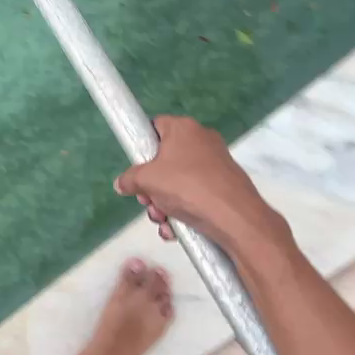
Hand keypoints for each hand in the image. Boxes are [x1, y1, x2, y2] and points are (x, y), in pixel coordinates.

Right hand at [113, 115, 282, 251]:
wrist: (233, 215)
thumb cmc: (186, 187)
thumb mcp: (146, 180)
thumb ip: (129, 179)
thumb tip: (121, 183)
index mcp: (183, 128)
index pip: (154, 126)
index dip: (141, 145)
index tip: (136, 167)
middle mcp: (201, 139)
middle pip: (163, 159)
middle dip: (150, 185)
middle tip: (147, 200)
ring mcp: (214, 162)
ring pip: (176, 180)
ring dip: (163, 202)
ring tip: (163, 220)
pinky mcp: (223, 183)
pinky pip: (193, 192)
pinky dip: (182, 208)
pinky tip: (176, 228)